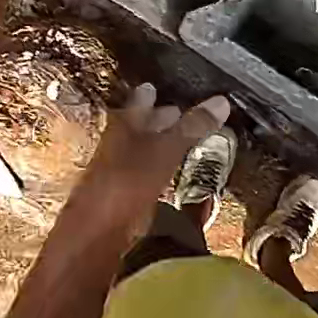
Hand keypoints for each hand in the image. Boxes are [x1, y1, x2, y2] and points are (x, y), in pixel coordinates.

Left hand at [68, 84, 229, 234]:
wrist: (96, 230)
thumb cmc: (127, 181)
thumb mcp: (166, 150)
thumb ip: (192, 127)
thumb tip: (221, 101)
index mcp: (125, 126)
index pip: (139, 101)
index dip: (149, 94)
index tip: (157, 87)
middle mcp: (116, 145)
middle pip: (137, 125)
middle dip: (156, 119)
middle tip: (175, 112)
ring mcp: (116, 172)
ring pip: (139, 151)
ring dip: (156, 146)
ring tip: (175, 143)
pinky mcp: (120, 197)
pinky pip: (141, 175)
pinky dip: (155, 171)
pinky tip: (165, 177)